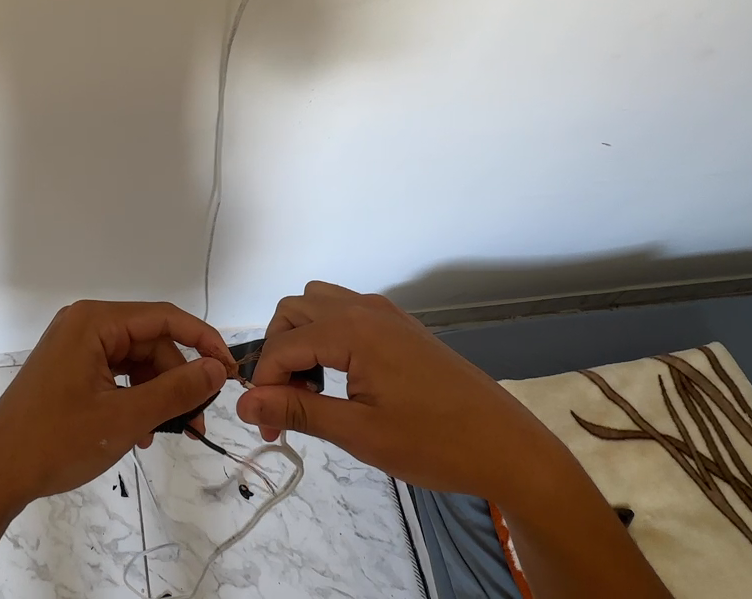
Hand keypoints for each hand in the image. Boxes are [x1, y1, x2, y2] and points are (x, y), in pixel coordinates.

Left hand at [0, 300, 234, 508]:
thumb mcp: (124, 419)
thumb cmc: (57, 441)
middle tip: (198, 422)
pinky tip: (142, 433)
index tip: (229, 371)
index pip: (163, 317)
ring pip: (135, 361)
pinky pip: (115, 374)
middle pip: (149, 341)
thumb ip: (175, 391)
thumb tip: (217, 369)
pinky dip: (134, 398)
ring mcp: (74, 346)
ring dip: (158, 394)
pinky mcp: (69, 369)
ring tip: (172, 433)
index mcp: (93, 321)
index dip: (202, 340)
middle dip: (178, 379)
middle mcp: (84, 323)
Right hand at [234, 281, 566, 503]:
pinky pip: (344, 311)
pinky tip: (340, 376)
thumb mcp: (360, 433)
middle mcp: (364, 308)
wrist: (508, 447)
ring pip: (317, 303)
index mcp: (352, 330)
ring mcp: (385, 312)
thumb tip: (243, 404)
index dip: (264, 383)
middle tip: (287, 403)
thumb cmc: (434, 444)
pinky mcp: (399, 325)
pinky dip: (326, 334)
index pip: (283, 344)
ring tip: (311, 388)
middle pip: (293, 310)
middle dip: (278, 353)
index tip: (265, 427)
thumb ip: (297, 410)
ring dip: (300, 338)